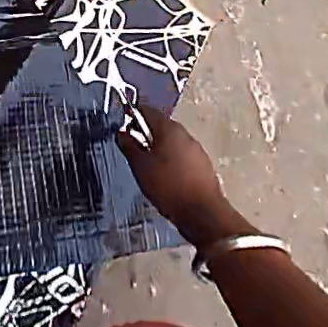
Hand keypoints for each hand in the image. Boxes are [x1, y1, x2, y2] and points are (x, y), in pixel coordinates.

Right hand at [117, 104, 250, 245]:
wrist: (204, 216)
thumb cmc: (169, 187)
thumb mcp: (139, 165)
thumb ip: (128, 145)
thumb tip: (122, 133)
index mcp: (169, 128)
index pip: (147, 110)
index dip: (132, 116)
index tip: (124, 128)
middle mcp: (186, 135)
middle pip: (161, 126)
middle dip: (146, 135)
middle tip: (134, 151)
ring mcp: (198, 151)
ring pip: (173, 143)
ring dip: (160, 150)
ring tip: (149, 168)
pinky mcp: (205, 168)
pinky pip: (183, 158)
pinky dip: (173, 163)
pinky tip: (167, 179)